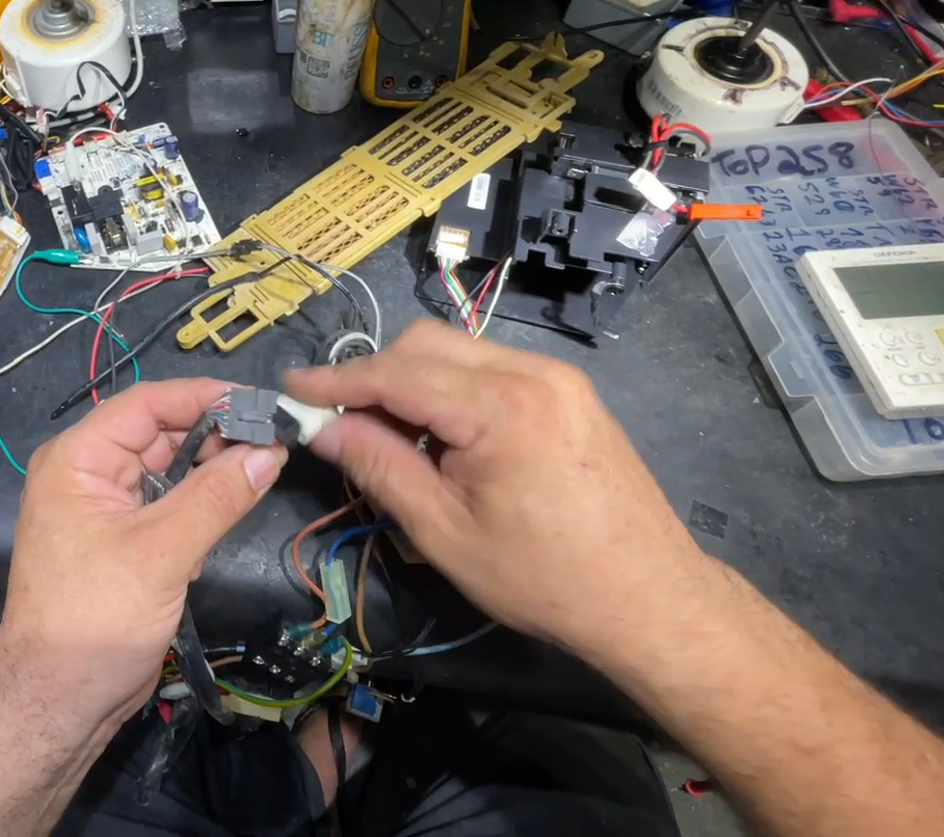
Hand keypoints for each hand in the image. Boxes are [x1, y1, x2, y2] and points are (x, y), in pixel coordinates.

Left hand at [0, 379, 287, 738]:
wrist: (59, 704)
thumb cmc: (95, 618)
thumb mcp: (160, 553)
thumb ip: (216, 497)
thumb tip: (271, 450)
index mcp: (78, 458)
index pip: (147, 404)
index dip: (204, 397)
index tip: (260, 401)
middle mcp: (89, 471)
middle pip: (160, 433)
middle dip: (214, 436)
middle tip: (272, 440)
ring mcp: (107, 505)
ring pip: (169, 468)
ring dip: (209, 473)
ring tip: (260, 469)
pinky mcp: (124, 537)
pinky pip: (168, 503)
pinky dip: (198, 505)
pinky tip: (224, 514)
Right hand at [282, 321, 710, 659]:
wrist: (652, 600)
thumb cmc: (543, 578)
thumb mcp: (442, 531)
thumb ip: (377, 465)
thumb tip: (322, 425)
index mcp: (500, 407)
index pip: (396, 373)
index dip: (336, 378)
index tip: (291, 387)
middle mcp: (530, 371)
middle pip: (424, 343)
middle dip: (373, 374)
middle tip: (341, 420)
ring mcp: (554, 375)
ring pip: (453, 349)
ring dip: (408, 379)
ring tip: (388, 433)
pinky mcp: (564, 389)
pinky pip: (484, 366)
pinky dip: (445, 387)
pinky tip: (438, 433)